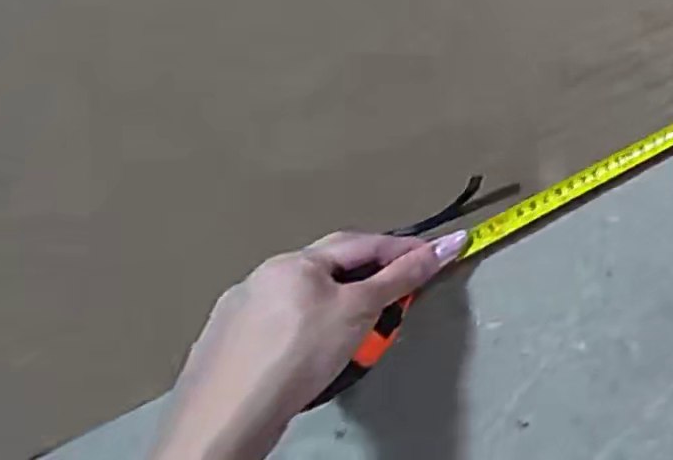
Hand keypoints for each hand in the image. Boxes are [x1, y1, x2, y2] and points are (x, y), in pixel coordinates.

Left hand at [150, 229, 466, 459]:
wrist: (220, 430)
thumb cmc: (298, 356)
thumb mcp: (364, 309)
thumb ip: (408, 273)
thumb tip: (453, 241)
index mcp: (291, 262)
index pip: (364, 243)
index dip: (405, 250)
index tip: (436, 259)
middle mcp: (259, 279)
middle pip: (333, 268)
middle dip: (371, 279)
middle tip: (398, 297)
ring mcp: (233, 316)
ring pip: (306, 297)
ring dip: (340, 304)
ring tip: (360, 327)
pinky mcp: (220, 352)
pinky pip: (280, 325)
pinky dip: (309, 329)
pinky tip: (315, 352)